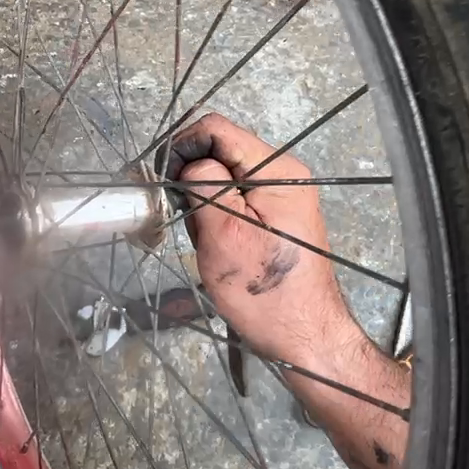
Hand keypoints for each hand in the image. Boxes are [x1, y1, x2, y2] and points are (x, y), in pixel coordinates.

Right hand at [169, 113, 355, 365]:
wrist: (305, 339)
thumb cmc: (264, 293)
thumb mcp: (224, 235)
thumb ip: (204, 186)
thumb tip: (187, 161)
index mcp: (277, 171)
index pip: (216, 129)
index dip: (182, 146)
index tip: (163, 179)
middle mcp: (283, 172)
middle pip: (219, 147)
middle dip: (190, 173)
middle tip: (179, 212)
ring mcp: (279, 193)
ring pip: (221, 171)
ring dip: (199, 195)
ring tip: (200, 233)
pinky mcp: (273, 212)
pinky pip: (231, 193)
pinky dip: (212, 209)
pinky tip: (212, 237)